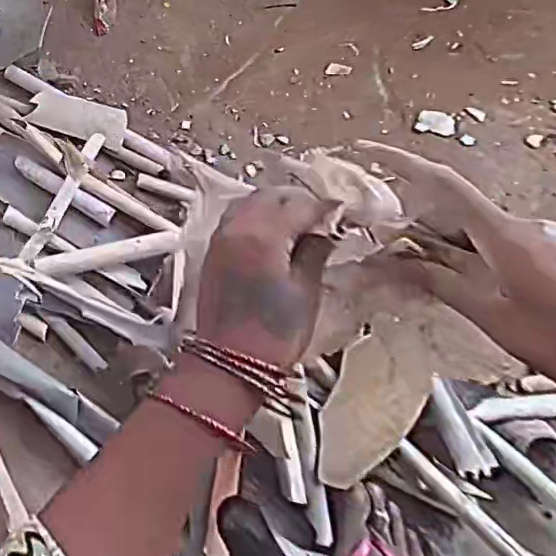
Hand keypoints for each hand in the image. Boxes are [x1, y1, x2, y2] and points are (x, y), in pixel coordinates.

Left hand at [193, 186, 336, 366]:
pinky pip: (236, 218)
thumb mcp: (306, 291)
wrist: (229, 358)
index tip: (343, 214)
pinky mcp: (212, 250)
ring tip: (302, 224)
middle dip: (299, 201)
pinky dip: (257, 217)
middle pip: (269, 196)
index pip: (298, 206)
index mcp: (260, 236)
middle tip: (325, 218)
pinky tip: (275, 233)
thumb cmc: (270, 334)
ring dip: (275, 206)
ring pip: (249, 203)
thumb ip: (314, 251)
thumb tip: (324, 230)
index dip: (325, 209)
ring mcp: (219, 238)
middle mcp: (234, 229)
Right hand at [355, 141, 555, 413]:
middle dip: (417, 228)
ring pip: (480, 233)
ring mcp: (553, 241)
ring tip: (427, 280)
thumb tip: (395, 262)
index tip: (364, 148)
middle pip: (456, 213)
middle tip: (386, 252)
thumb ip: (442, 283)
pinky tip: (472, 289)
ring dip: (448, 249)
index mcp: (508, 236)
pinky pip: (505, 247)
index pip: (441, 184)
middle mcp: (530, 228)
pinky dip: (477, 259)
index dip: (399, 162)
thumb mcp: (497, 319)